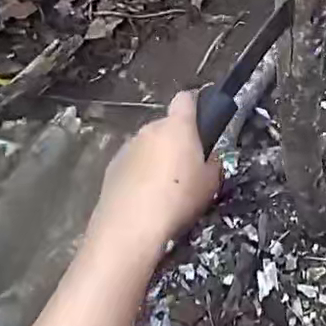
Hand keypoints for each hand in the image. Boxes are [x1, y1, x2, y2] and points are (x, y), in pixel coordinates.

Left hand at [90, 90, 220, 250]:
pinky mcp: (111, 167)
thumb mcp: (211, 183)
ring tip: (164, 189)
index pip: (186, 98)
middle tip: (188, 167)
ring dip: (156, 157)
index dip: (196, 103)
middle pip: (166, 126)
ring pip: (148, 145)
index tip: (203, 119)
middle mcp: (150, 129)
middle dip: (176, 140)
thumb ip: (213, 162)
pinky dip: (139, 173)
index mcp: (178, 126)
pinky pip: (133, 163)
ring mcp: (127, 147)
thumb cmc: (178, 199)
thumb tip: (210, 156)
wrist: (129, 228)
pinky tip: (144, 198)